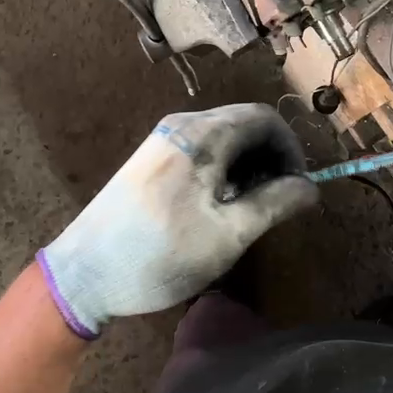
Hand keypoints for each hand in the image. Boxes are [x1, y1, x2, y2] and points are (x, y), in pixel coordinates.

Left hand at [37, 103, 317, 336]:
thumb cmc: (160, 254)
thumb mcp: (228, 236)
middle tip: (277, 201)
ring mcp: (163, 139)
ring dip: (247, 164)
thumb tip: (311, 188)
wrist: (81, 274)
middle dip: (271, 157)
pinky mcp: (151, 157)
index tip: (298, 188)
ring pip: (223, 136)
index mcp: (203, 134)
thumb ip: (274, 204)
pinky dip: (223, 167)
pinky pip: (201, 148)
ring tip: (249, 208)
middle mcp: (183, 124)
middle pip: (244, 123)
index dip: (291, 149)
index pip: (265, 118)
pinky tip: (218, 205)